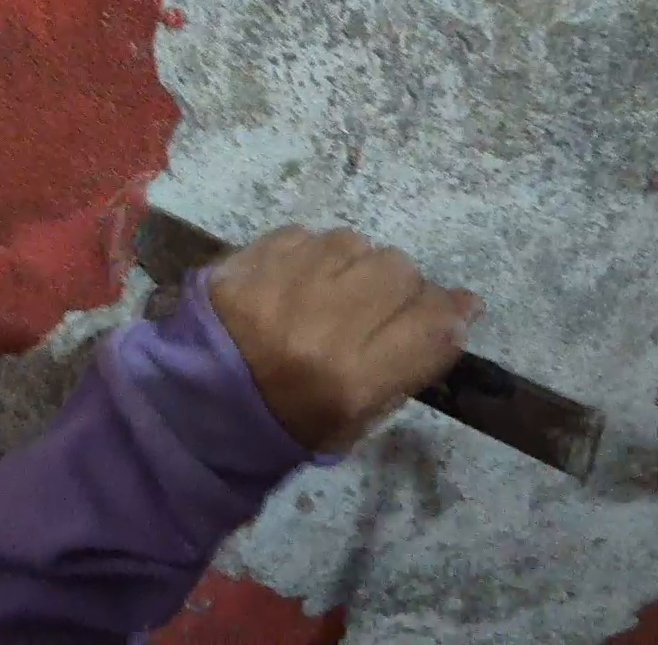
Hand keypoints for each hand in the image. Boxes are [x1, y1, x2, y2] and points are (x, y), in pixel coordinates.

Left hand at [208, 226, 480, 451]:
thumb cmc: (285, 423)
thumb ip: (412, 361)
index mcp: (350, 381)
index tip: (456, 308)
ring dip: (355, 264)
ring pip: (354, 242)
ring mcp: (280, 284)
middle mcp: (320, 325)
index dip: (453, 312)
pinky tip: (297, 279)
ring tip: (331, 291)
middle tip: (379, 305)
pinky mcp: (247, 259)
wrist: (194, 406)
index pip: (432, 325)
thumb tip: (462, 308)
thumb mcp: (357, 417)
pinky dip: (312, 253)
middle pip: (398, 270)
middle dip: (400, 286)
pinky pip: (306, 234)